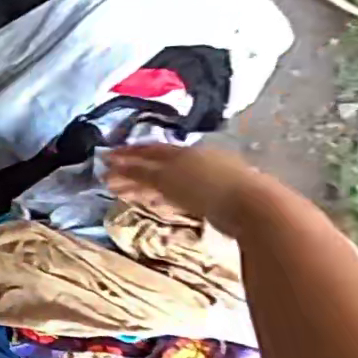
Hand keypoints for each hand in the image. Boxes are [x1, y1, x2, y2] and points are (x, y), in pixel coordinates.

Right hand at [104, 144, 273, 235]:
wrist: (251, 207)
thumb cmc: (206, 188)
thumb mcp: (166, 179)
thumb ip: (138, 173)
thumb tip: (113, 166)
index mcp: (182, 152)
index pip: (148, 150)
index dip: (126, 154)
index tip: (106, 159)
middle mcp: (193, 161)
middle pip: (156, 165)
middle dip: (132, 171)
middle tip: (110, 180)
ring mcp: (205, 179)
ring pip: (167, 180)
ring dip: (144, 186)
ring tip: (125, 193)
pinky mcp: (213, 198)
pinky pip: (179, 194)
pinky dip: (161, 197)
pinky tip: (154, 202)